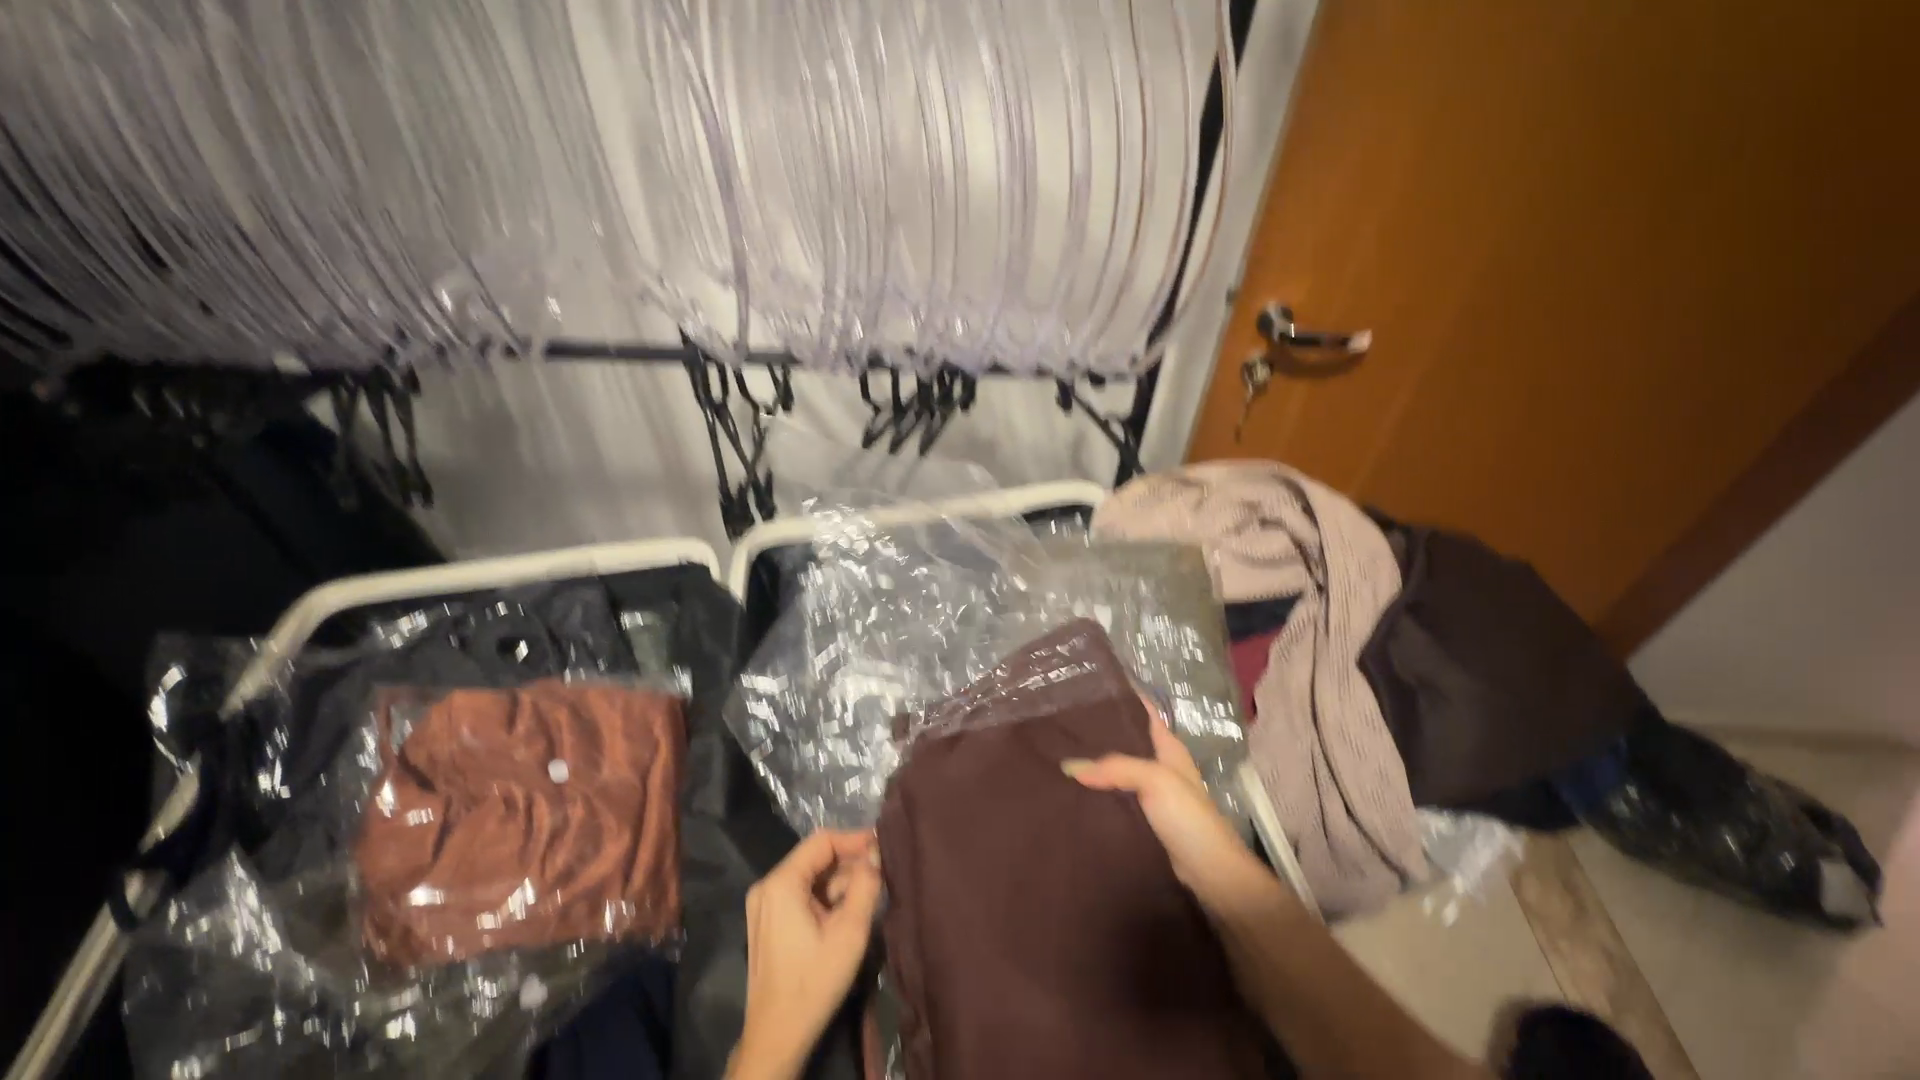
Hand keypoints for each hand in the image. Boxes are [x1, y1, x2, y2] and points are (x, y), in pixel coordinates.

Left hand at [729, 829, 881, 1079]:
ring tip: (867, 899)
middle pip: (814, 859)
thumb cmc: (814, 981)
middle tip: (881, 877)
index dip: (855, 840)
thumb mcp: (849, 932)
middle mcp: (766, 887)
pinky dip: (825, 900)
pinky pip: (800, 897)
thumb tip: (875, 854)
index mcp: (780, 883)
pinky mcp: (767, 924)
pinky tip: (846, 916)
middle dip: (849, 865)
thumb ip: (865, 885)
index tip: (884, 847)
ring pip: (809, 879)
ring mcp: (763, 906)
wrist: (778, 1035)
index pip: (822, 841)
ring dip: (839, 885)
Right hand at [1062, 699, 1284, 917]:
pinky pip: (1113, 799)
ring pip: (1116, 772)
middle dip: (1098, 733)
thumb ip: (1115, 768)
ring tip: (1056, 754)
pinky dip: (1095, 794)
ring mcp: (1150, 795)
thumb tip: (1069, 766)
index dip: (1122, 697)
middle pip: (1125, 741)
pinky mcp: (1141, 820)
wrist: (1209, 873)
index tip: (1086, 688)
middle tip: (1058, 724)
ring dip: (1094, 766)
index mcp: (1169, 748)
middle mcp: (1159, 766)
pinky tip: (1071, 792)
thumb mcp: (1155, 780)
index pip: (1144, 711)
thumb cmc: (1189, 818)